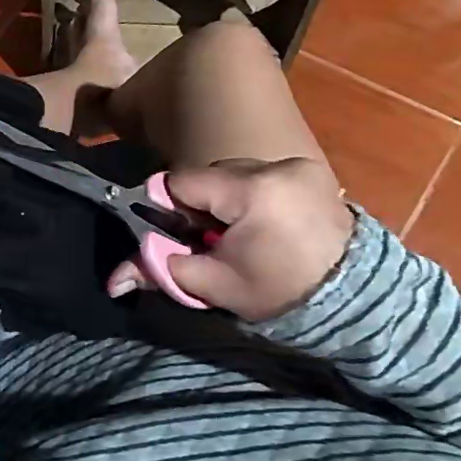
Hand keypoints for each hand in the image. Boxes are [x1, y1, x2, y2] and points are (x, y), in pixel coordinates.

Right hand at [107, 158, 353, 320]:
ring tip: (239, 231)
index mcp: (251, 190)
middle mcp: (276, 164)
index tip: (177, 234)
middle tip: (209, 238)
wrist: (349, 297)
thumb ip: (160, 270)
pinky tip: (262, 220)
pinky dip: (252, 193)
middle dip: (200, 203)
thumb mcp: (214, 284)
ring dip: (226, 196)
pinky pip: (262, 172)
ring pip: (235, 171)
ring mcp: (299, 163)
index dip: (169, 207)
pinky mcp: (312, 168)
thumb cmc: (277, 293)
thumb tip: (111, 281)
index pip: (182, 180)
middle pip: (209, 173)